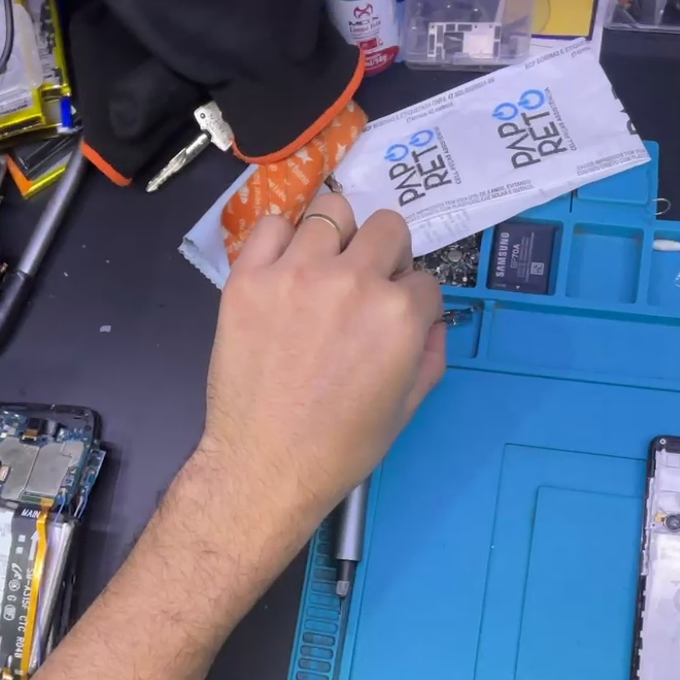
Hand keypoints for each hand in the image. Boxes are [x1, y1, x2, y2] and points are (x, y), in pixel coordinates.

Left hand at [193, 193, 445, 536]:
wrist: (267, 466)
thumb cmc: (340, 448)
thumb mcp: (406, 409)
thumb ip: (430, 355)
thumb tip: (430, 322)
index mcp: (400, 316)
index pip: (424, 279)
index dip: (412, 300)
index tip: (393, 317)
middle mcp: (354, 282)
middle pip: (387, 228)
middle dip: (386, 256)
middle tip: (365, 287)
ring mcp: (297, 274)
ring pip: (331, 213)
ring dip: (336, 238)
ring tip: (322, 271)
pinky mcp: (249, 279)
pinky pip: (272, 226)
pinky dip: (283, 241)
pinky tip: (285, 270)